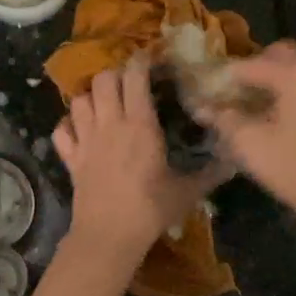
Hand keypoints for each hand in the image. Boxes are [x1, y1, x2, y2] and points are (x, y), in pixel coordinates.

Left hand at [53, 58, 230, 265]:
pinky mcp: (70, 159)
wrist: (109, 235)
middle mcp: (109, 124)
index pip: (135, 76)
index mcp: (140, 124)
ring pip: (78, 99)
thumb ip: (210, 175)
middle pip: (102, 79)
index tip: (150, 60)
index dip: (141, 61)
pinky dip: (67, 125)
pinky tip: (79, 130)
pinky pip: (60, 130)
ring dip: (90, 97)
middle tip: (128, 85)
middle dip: (114, 75)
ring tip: (103, 105)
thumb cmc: (150, 210)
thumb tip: (235, 163)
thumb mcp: (186, 192)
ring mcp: (85, 140)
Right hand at [204, 42, 295, 221]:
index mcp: (295, 74)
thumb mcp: (249, 143)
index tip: (206, 90)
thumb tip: (201, 106)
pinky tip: (271, 112)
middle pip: (277, 54)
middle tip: (230, 93)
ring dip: (270, 78)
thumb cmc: (292, 167)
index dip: (224, 77)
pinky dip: (287, 88)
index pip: (250, 65)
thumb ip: (223, 118)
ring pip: (294, 67)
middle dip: (252, 69)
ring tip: (249, 103)